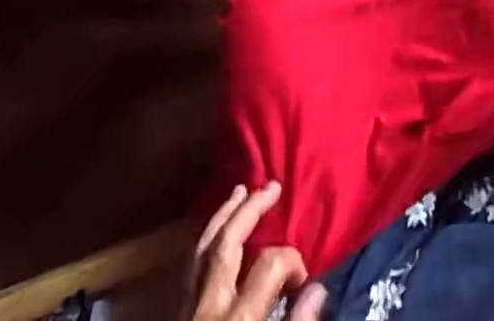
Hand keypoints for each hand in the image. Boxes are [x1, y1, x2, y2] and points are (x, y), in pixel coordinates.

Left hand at [187, 182, 326, 320]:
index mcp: (239, 318)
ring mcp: (187, 306)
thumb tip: (318, 288)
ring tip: (239, 192)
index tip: (304, 277)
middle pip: (226, 244)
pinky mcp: (176, 310)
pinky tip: (216, 230)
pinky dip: (205, 242)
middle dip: (249, 210)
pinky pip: (189, 267)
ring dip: (222, 216)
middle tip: (271, 187)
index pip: (269, 266)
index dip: (292, 261)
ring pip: (201, 250)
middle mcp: (209, 304)